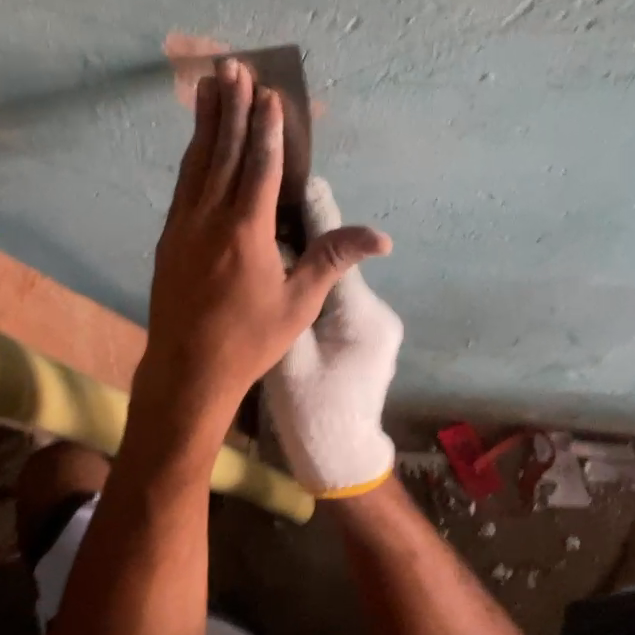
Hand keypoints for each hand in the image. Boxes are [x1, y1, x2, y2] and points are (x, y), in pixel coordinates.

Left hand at [136, 58, 390, 432]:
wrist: (187, 367)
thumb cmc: (249, 339)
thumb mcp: (298, 304)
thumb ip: (331, 260)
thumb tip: (381, 237)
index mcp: (245, 231)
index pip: (258, 166)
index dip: (264, 127)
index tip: (266, 92)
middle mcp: (210, 217)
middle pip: (223, 151)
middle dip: (231, 107)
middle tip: (233, 67)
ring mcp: (184, 223)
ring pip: (197, 161)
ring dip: (205, 121)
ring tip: (209, 85)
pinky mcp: (169, 233)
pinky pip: (183, 182)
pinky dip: (192, 154)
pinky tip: (196, 139)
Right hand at [266, 177, 403, 496]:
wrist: (344, 464)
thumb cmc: (312, 414)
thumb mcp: (289, 355)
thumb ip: (282, 298)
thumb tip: (271, 246)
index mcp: (356, 311)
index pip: (333, 246)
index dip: (312, 208)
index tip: (295, 171)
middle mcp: (373, 308)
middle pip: (333, 255)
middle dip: (301, 229)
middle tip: (261, 199)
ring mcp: (372, 321)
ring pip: (332, 274)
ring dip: (303, 255)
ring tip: (263, 230)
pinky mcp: (364, 332)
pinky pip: (333, 294)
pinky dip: (309, 280)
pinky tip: (279, 275)